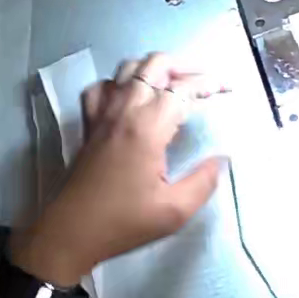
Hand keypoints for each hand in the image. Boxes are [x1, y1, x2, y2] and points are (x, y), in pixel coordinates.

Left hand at [13, 53, 226, 286]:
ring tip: (173, 85)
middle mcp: (124, 111)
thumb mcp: (174, 211)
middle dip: (184, 66)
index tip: (227, 88)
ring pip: (127, 69)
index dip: (208, 83)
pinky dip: (120, 83)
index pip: (182, 88)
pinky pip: (102, 88)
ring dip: (154, 70)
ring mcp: (102, 115)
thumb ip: (204, 181)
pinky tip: (130, 97)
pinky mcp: (88, 125)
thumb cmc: (124, 222)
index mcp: (147, 128)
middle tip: (203, 83)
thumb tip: (222, 160)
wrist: (70, 232)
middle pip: (154, 65)